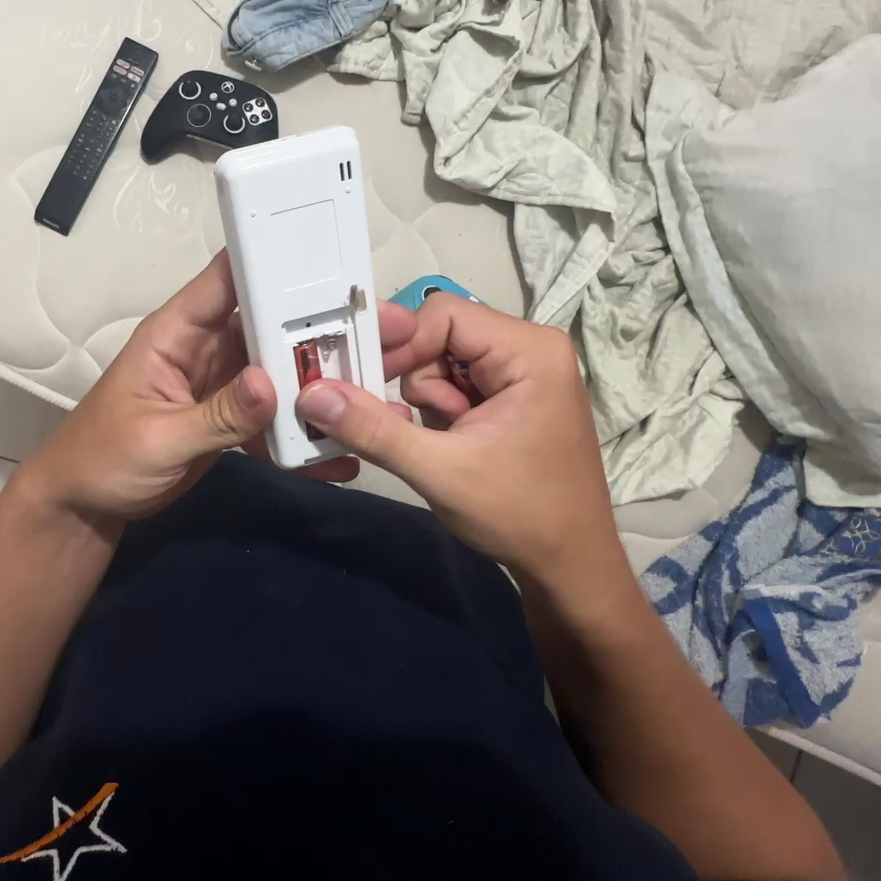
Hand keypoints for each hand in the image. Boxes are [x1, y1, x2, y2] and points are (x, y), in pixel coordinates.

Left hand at [16, 251, 416, 528]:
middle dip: (325, 326)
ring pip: (281, 371)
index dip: (276, 264)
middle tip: (385, 328)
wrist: (86, 506)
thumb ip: (216, 416)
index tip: (335, 262)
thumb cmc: (101, 459)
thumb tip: (270, 384)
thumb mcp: (158, 438)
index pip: (227, 280)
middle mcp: (205, 349)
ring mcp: (221, 385)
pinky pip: (274, 417)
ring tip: (379, 383)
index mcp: (177, 333)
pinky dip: (303, 431)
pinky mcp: (230, 420)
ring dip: (324, 379)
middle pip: (271, 326)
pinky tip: (339, 447)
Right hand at [298, 294, 623, 591]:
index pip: (441, 315)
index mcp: (529, 351)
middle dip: (416, 386)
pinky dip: (439, 416)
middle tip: (415, 429)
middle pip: (438, 337)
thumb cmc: (519, 514)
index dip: (399, 347)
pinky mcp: (511, 398)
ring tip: (448, 447)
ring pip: (440, 364)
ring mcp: (522, 374)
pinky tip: (453, 448)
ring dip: (427, 405)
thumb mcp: (439, 470)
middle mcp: (529, 349)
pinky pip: (454, 386)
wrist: (569, 566)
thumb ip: (372, 429)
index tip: (367, 386)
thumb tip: (311, 395)